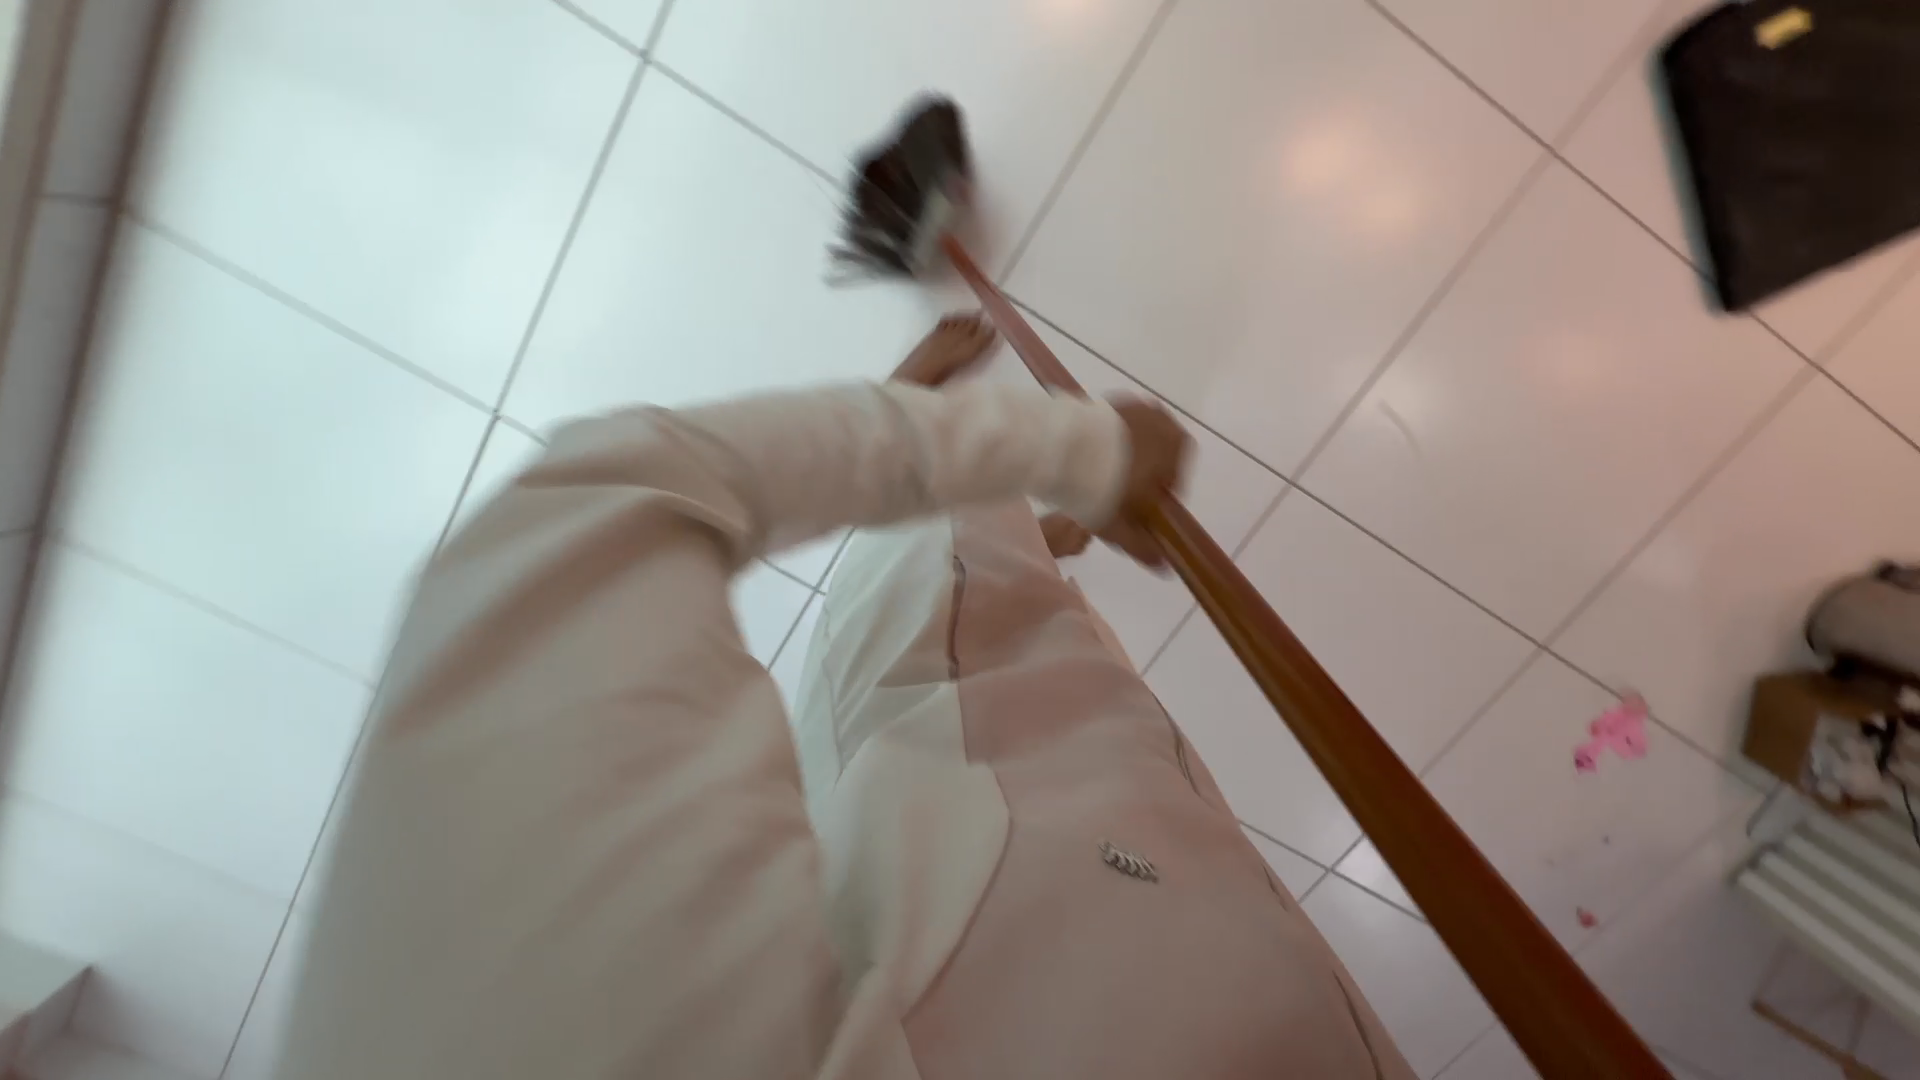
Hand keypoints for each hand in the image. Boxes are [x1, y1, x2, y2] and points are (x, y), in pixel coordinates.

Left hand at [1098, 397, 1191, 569]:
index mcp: (1177, 447)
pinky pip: (1114, 428)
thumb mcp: (1121, 527)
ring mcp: (1133, 406)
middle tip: (1117, 496)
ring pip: (1135, 440)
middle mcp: (1161, 421)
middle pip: (1156, 456)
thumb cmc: (1101, 488)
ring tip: (1098, 477)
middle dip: (1141, 475)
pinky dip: (1107, 443)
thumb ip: (1144, 546)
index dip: (1156, 498)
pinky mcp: (1105, 401)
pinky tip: (1087, 459)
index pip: (1175, 480)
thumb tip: (1162, 565)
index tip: (1138, 511)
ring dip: (1123, 458)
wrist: (1061, 449)